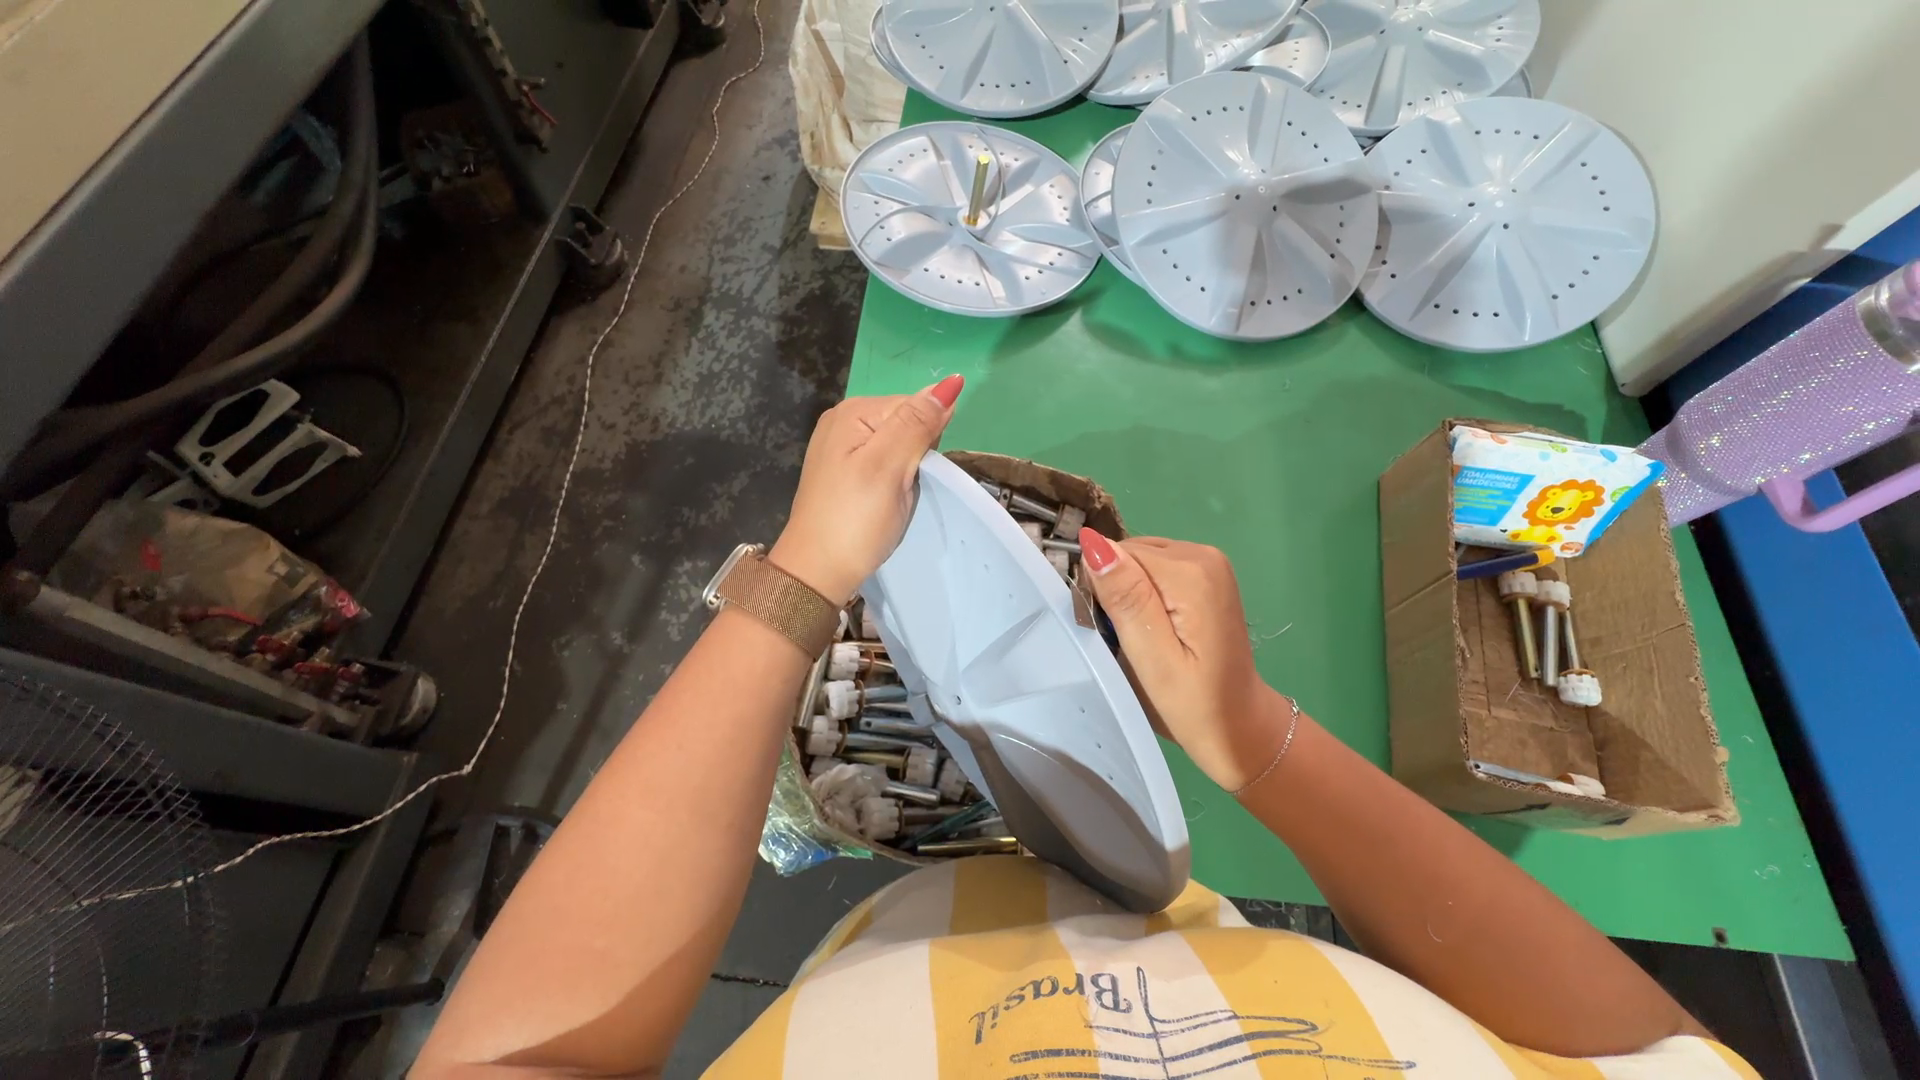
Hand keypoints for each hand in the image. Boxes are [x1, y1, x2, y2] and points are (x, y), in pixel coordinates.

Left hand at [770, 376, 964, 601]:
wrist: (817, 572)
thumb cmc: (856, 519)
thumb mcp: (889, 467)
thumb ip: (918, 423)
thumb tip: (951, 382)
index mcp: (854, 412)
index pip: (915, 406)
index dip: (926, 440)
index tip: (914, 472)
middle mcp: (844, 420)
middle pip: (907, 423)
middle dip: (917, 455)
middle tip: (901, 487)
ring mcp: (841, 448)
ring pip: (899, 446)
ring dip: (906, 471)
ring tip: (891, 498)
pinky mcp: (843, 472)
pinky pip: (884, 464)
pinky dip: (893, 481)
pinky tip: (882, 501)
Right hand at [1078, 533, 1291, 791]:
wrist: (1239, 726)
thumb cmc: (1194, 703)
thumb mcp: (1153, 658)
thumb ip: (1126, 597)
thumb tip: (1094, 542)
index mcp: (1191, 572)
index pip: (1118, 555)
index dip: (1104, 590)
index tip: (1112, 631)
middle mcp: (1203, 554)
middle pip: (1130, 553)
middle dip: (1117, 589)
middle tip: (1127, 639)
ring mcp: (1209, 562)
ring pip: (1140, 560)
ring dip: (1130, 593)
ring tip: (1142, 636)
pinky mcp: (1207, 574)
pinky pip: (1156, 568)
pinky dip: (1145, 593)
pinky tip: (1154, 627)